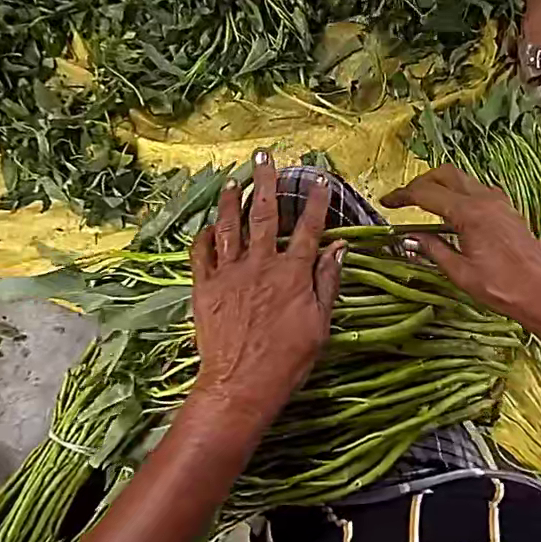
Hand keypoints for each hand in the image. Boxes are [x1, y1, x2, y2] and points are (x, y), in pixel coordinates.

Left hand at [189, 154, 344, 422]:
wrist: (241, 384)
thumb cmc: (289, 358)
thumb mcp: (320, 322)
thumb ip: (327, 281)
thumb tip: (339, 248)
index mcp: (292, 273)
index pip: (308, 227)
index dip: (315, 201)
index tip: (319, 178)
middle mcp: (260, 264)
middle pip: (264, 214)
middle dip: (266, 182)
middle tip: (265, 156)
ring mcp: (229, 274)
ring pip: (229, 227)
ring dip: (230, 201)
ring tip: (232, 180)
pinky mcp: (205, 288)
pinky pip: (201, 254)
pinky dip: (203, 236)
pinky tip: (206, 225)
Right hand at [382, 166, 540, 334]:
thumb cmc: (502, 288)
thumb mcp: (460, 272)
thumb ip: (433, 250)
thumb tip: (411, 238)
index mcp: (471, 213)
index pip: (427, 193)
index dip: (402, 195)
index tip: (386, 201)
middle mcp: (486, 200)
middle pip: (446, 174)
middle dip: (422, 182)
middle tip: (404, 199)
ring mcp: (501, 203)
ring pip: (464, 180)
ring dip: (442, 186)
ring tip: (425, 205)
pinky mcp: (509, 212)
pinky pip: (479, 191)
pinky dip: (460, 194)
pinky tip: (454, 215)